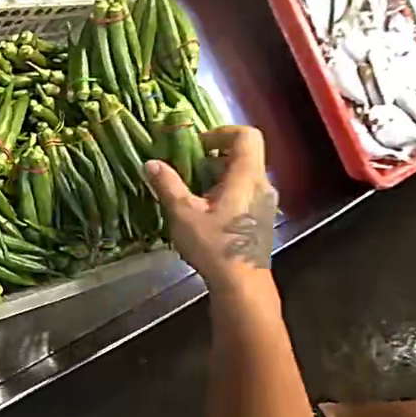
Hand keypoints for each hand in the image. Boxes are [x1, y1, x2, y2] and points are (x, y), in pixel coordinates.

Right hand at [143, 125, 276, 296]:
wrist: (241, 284)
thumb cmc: (215, 246)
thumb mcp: (183, 214)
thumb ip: (167, 185)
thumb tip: (150, 164)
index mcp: (247, 176)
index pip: (246, 135)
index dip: (222, 133)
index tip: (198, 145)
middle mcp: (261, 185)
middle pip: (244, 155)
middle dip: (216, 155)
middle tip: (190, 167)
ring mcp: (265, 204)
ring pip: (244, 176)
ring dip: (220, 176)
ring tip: (194, 191)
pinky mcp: (261, 221)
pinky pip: (246, 194)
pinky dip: (227, 192)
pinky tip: (207, 213)